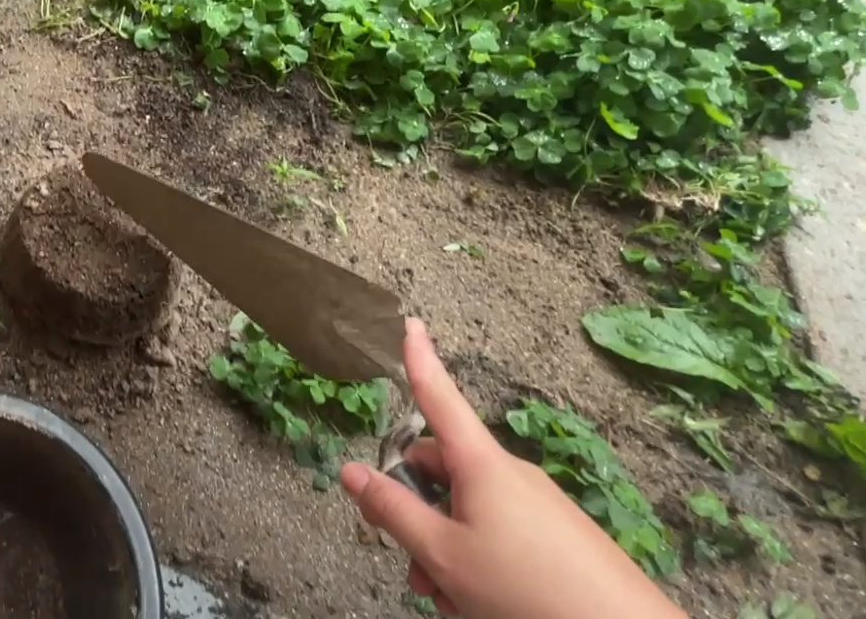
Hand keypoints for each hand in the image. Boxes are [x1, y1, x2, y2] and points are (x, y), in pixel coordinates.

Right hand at [339, 318, 684, 618]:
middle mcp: (510, 475)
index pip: (438, 397)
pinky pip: (501, 534)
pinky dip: (479, 560)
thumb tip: (349, 470)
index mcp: (481, 464)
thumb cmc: (529, 591)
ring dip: (444, 546)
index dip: (420, 359)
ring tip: (445, 597)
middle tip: (409, 560)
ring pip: (468, 511)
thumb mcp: (443, 555)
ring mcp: (540, 508)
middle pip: (441, 472)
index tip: (410, 322)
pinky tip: (479, 602)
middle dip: (415, 509)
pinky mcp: (563, 541)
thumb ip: (391, 510)